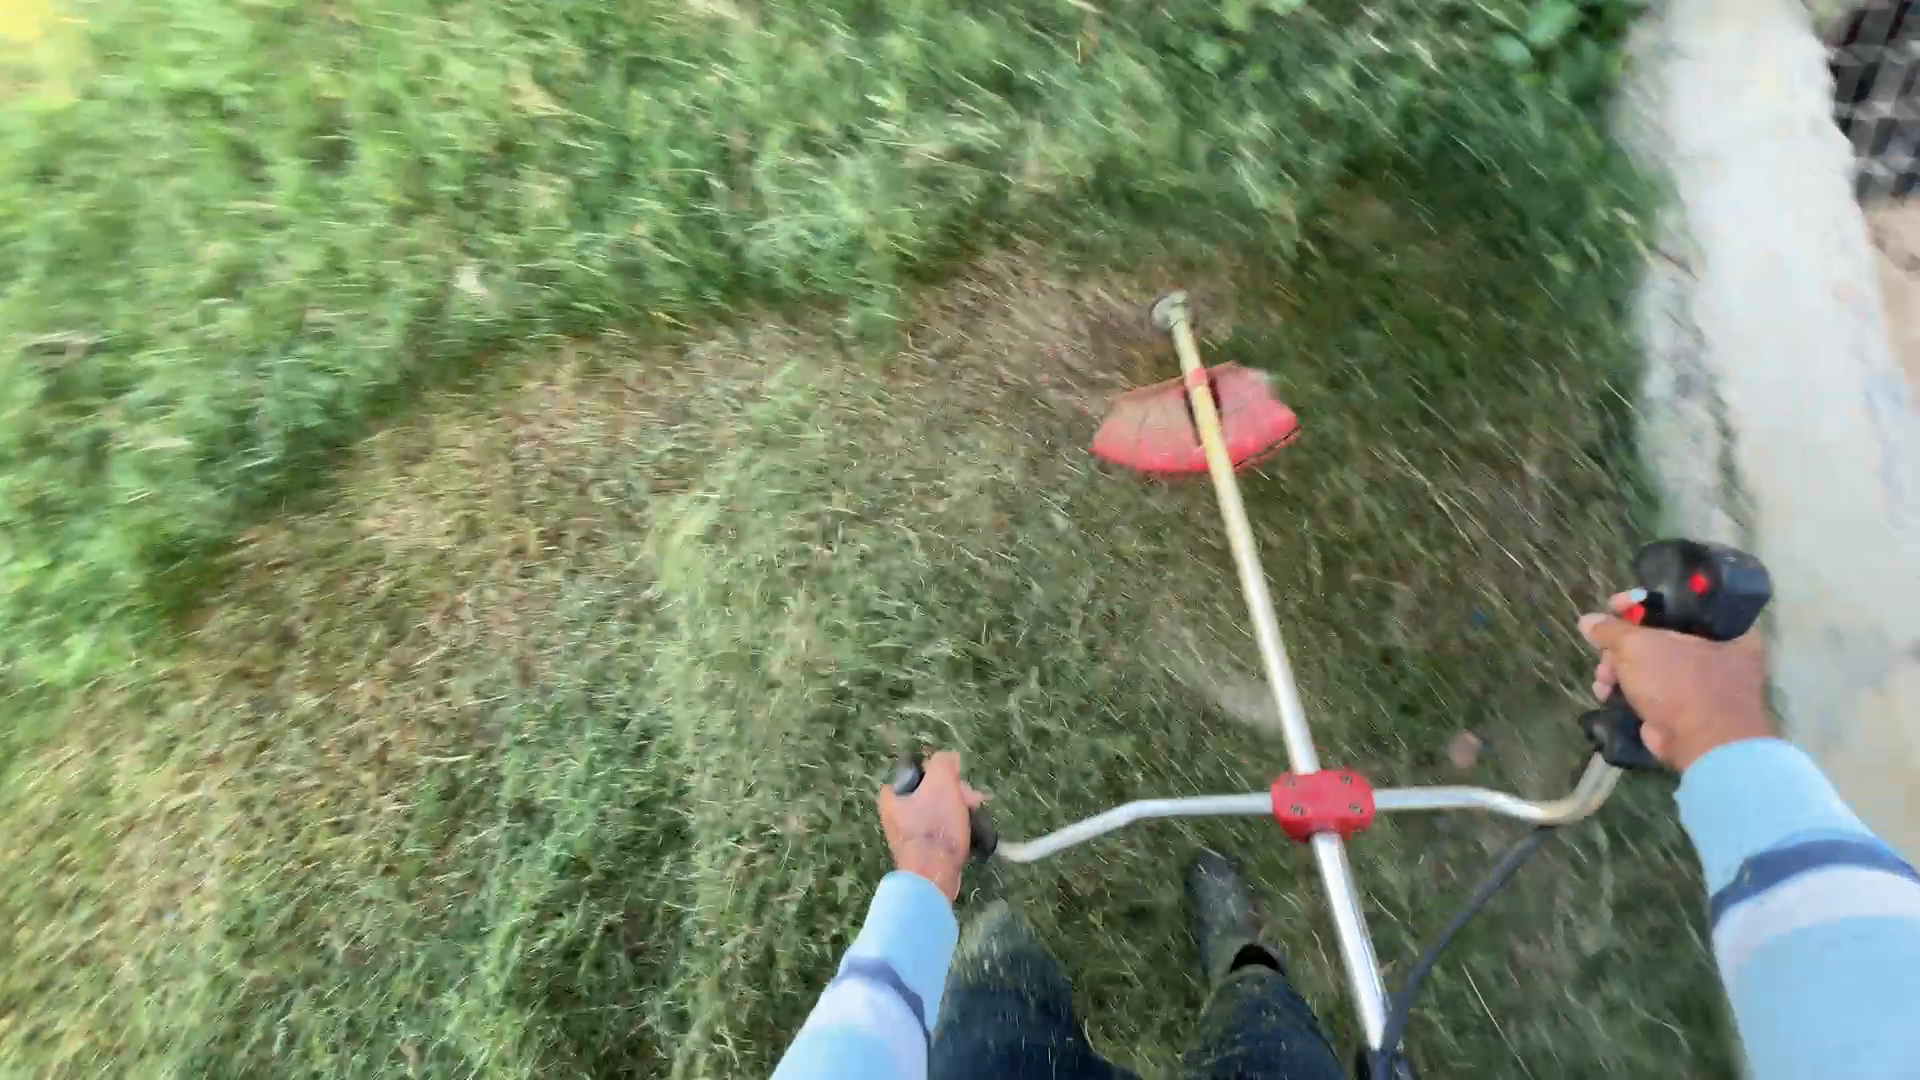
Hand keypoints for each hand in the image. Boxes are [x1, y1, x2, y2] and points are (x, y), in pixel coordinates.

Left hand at [877, 751, 984, 900]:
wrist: (934, 875)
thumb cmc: (935, 825)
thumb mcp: (941, 782)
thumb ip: (943, 762)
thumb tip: (950, 759)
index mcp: (892, 794)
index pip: (921, 770)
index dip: (942, 773)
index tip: (958, 781)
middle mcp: (895, 813)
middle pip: (932, 790)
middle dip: (957, 792)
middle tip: (972, 800)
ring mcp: (907, 833)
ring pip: (939, 809)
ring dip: (959, 808)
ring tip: (976, 816)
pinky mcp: (921, 850)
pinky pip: (940, 829)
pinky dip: (954, 827)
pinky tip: (970, 829)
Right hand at [1579, 594, 1771, 770]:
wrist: (1703, 743)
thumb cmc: (1680, 683)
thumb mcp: (1637, 645)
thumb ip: (1611, 628)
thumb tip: (1588, 620)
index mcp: (1723, 631)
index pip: (1676, 604)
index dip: (1641, 603)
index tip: (1614, 606)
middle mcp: (1716, 653)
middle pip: (1652, 636)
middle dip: (1618, 647)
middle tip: (1604, 653)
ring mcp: (1700, 682)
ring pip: (1644, 663)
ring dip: (1615, 669)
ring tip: (1603, 681)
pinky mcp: (1683, 705)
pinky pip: (1646, 686)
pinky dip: (1624, 688)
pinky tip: (1607, 694)